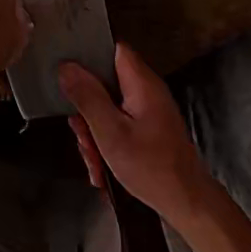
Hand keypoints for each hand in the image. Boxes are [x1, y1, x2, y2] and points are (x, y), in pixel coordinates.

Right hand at [59, 44, 228, 227]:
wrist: (185, 202)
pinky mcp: (146, 130)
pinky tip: (102, 168)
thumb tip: (66, 67)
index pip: (113, 49)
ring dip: (93, 133)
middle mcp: (146, 92)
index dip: (88, 54)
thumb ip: (87, 97)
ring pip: (106, 109)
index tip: (65, 68)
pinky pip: (116, 126)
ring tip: (95, 158)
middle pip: (104, 84)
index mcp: (141, 84)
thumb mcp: (109, 132)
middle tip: (83, 134)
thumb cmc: (151, 167)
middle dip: (86, 110)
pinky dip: (105, 145)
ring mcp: (147, 112)